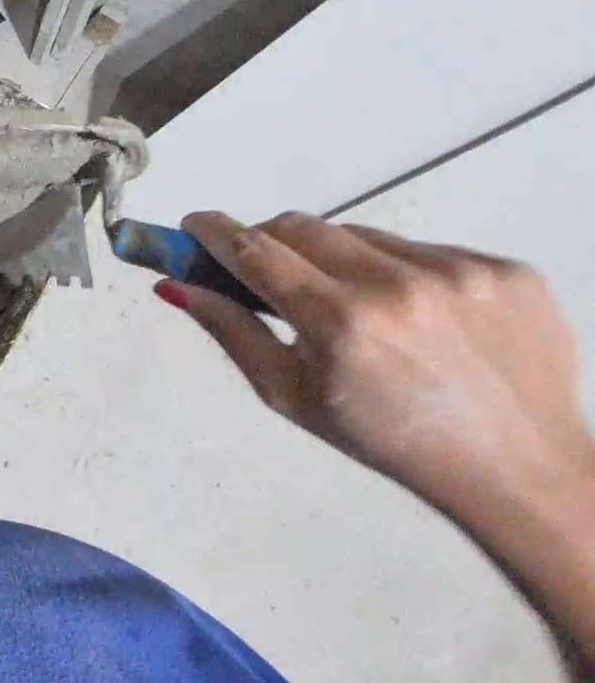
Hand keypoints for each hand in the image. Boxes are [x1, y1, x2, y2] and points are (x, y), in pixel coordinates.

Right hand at [160, 211, 594, 516]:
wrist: (523, 471)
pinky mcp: (508, 271)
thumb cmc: (384, 437)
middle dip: (269, 242)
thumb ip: (229, 330)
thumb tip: (173, 284)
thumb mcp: (287, 393)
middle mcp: (397, 286)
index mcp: (338, 321)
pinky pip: (422, 249)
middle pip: (299, 227)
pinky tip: (415, 314)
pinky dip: (399, 270)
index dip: (213, 231)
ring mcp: (461, 274)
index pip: (253, 249)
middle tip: (266, 271)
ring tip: (356, 305)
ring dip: (336, 258)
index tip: (193, 224)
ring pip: (359, 235)